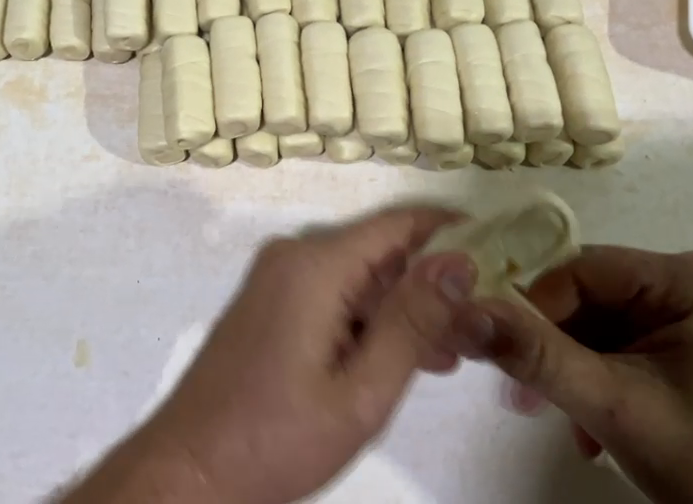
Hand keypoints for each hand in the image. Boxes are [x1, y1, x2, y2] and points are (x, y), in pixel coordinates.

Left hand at [62, 206, 487, 503]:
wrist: (189, 469)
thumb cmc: (275, 438)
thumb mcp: (361, 391)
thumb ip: (412, 322)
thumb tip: (460, 263)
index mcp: (315, 265)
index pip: (399, 223)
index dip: (452, 231)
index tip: (503, 252)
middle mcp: (293, 256)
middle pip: (380, 250)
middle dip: (433, 281)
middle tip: (481, 327)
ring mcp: (277, 279)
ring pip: (359, 275)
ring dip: (405, 307)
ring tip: (454, 353)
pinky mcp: (270, 303)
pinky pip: (333, 293)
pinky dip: (371, 318)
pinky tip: (405, 357)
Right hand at [462, 247, 692, 503]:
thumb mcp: (616, 408)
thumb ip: (538, 356)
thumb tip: (462, 312)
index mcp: (690, 280)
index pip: (581, 269)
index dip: (534, 305)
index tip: (500, 350)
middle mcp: (690, 282)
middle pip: (584, 296)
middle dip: (551, 347)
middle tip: (521, 394)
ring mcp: (689, 314)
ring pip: (593, 323)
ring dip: (567, 369)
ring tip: (555, 417)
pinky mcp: (683, 344)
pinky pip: (614, 344)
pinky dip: (592, 380)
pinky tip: (587, 426)